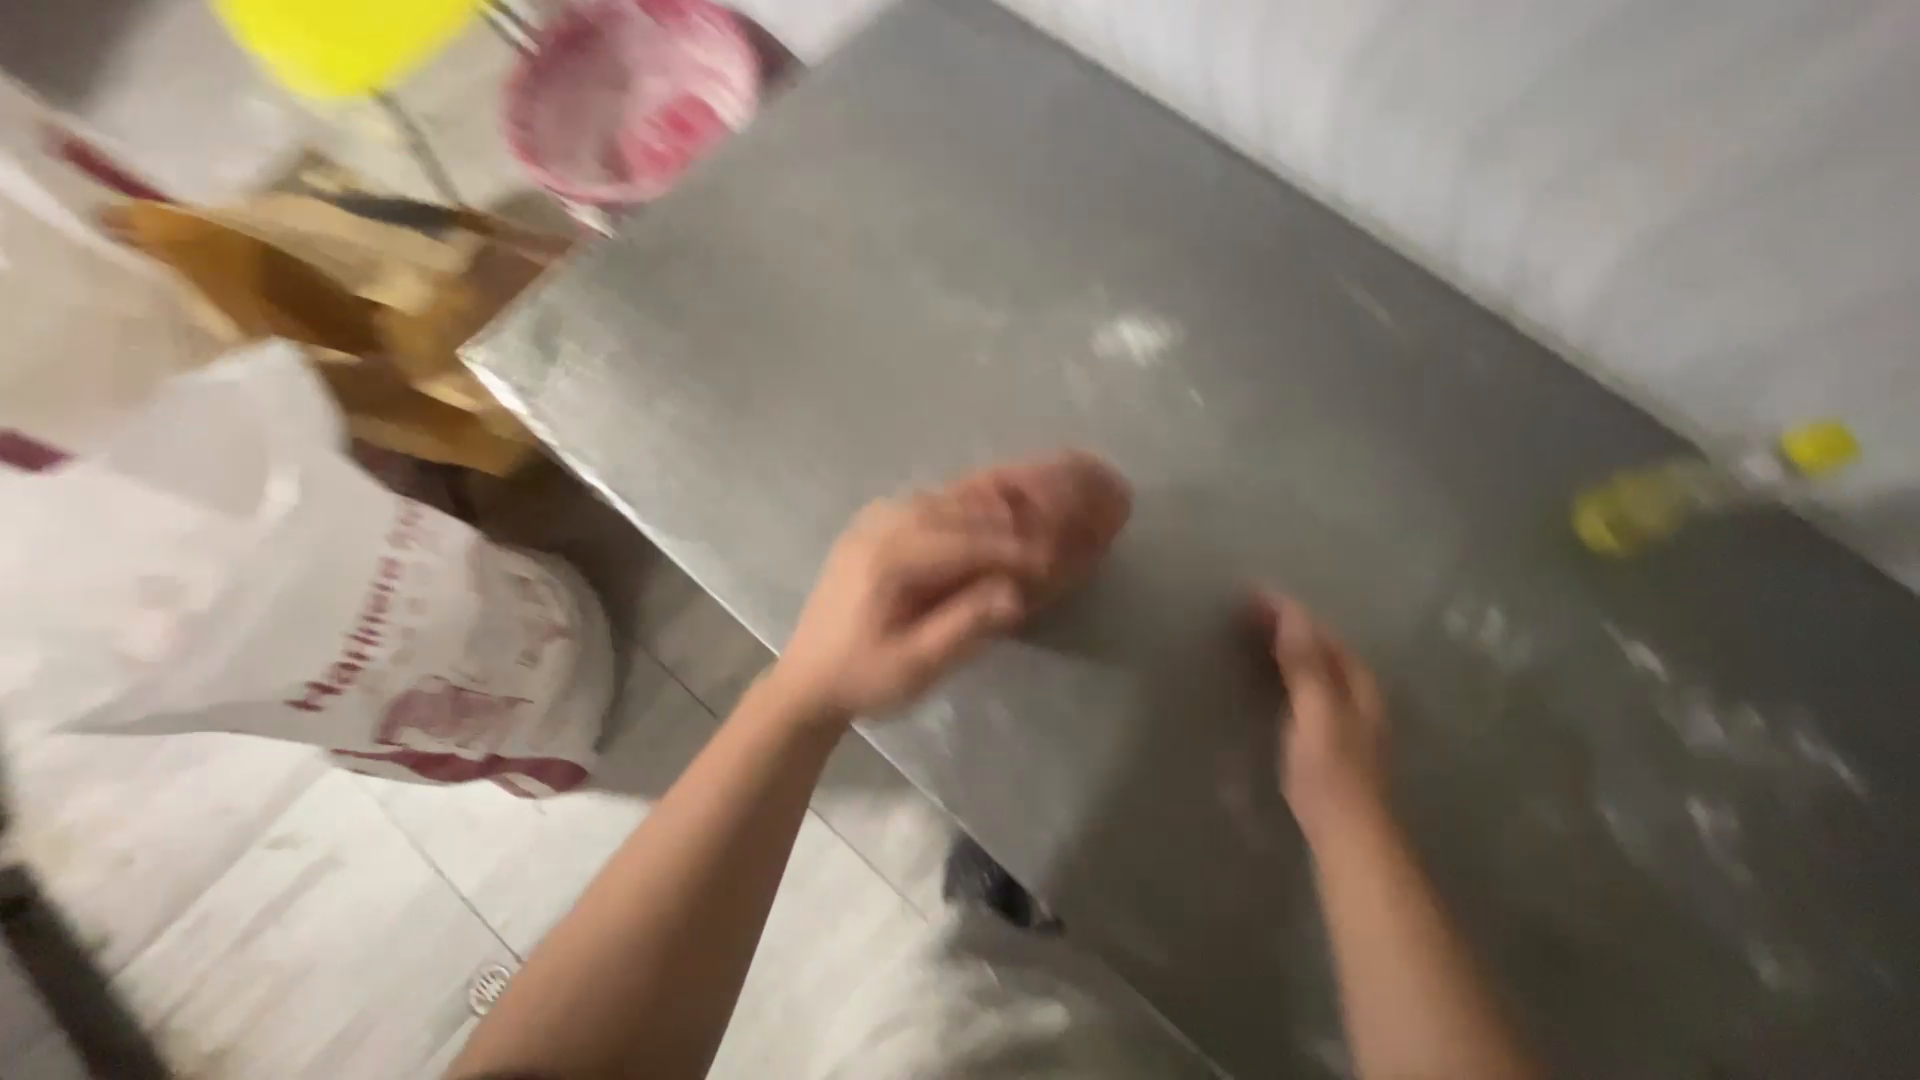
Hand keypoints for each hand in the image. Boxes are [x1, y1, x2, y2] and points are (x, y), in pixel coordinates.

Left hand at [769, 492, 1044, 723]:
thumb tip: (1015, 593)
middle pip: (961, 506)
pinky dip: (973, 500)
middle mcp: (881, 525)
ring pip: (949, 496)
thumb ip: (964, 626)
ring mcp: (877, 518)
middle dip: (1015, 511)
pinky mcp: (878, 523)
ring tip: (1044, 494)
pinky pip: (935, 501)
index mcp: (888, 560)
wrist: (808, 676)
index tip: (1053, 558)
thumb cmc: (863, 678)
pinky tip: (1002, 503)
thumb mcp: (914, 667)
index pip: (965, 542)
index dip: (1014, 549)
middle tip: (1061, 509)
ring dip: (998, 497)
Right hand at [1252, 591, 1388, 833]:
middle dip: (1288, 625)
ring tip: (1251, 633)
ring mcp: (1346, 718)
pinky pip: (1306, 687)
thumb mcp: (1317, 714)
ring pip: (1315, 667)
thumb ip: (1307, 666)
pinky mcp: (1329, 738)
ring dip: (1286, 646)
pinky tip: (1269, 677)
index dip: (1290, 612)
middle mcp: (1357, 695)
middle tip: (1246, 610)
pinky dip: (1285, 671)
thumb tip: (1292, 614)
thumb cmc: (1331, 774)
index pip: (1322, 634)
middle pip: (1322, 648)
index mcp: (1359, 685)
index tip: (1253, 594)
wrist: (1347, 835)